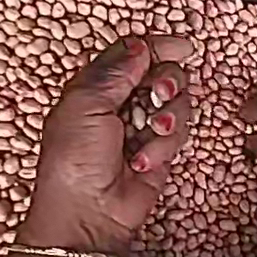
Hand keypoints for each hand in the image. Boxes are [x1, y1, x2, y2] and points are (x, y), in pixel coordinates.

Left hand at [20, 35, 193, 252]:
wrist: (89, 211)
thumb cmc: (74, 159)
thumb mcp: (85, 104)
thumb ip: (115, 72)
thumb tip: (141, 46)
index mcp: (99, 85)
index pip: (135, 53)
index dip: (159, 47)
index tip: (182, 47)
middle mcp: (125, 102)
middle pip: (165, 74)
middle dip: (168, 83)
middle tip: (158, 96)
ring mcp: (145, 127)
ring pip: (179, 104)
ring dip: (167, 118)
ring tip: (149, 135)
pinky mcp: (162, 150)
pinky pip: (180, 134)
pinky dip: (163, 146)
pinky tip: (143, 162)